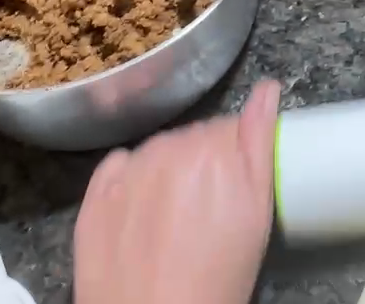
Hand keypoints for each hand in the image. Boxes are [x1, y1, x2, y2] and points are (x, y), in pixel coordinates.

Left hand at [73, 79, 281, 303]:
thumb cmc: (219, 276)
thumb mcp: (257, 211)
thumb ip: (260, 140)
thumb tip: (268, 88)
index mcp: (213, 145)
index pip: (231, 127)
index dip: (236, 158)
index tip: (235, 191)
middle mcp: (168, 146)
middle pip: (195, 138)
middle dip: (204, 163)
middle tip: (209, 213)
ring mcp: (128, 168)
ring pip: (160, 150)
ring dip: (170, 171)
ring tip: (176, 221)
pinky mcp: (96, 193)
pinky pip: (120, 165)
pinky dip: (131, 178)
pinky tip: (140, 212)